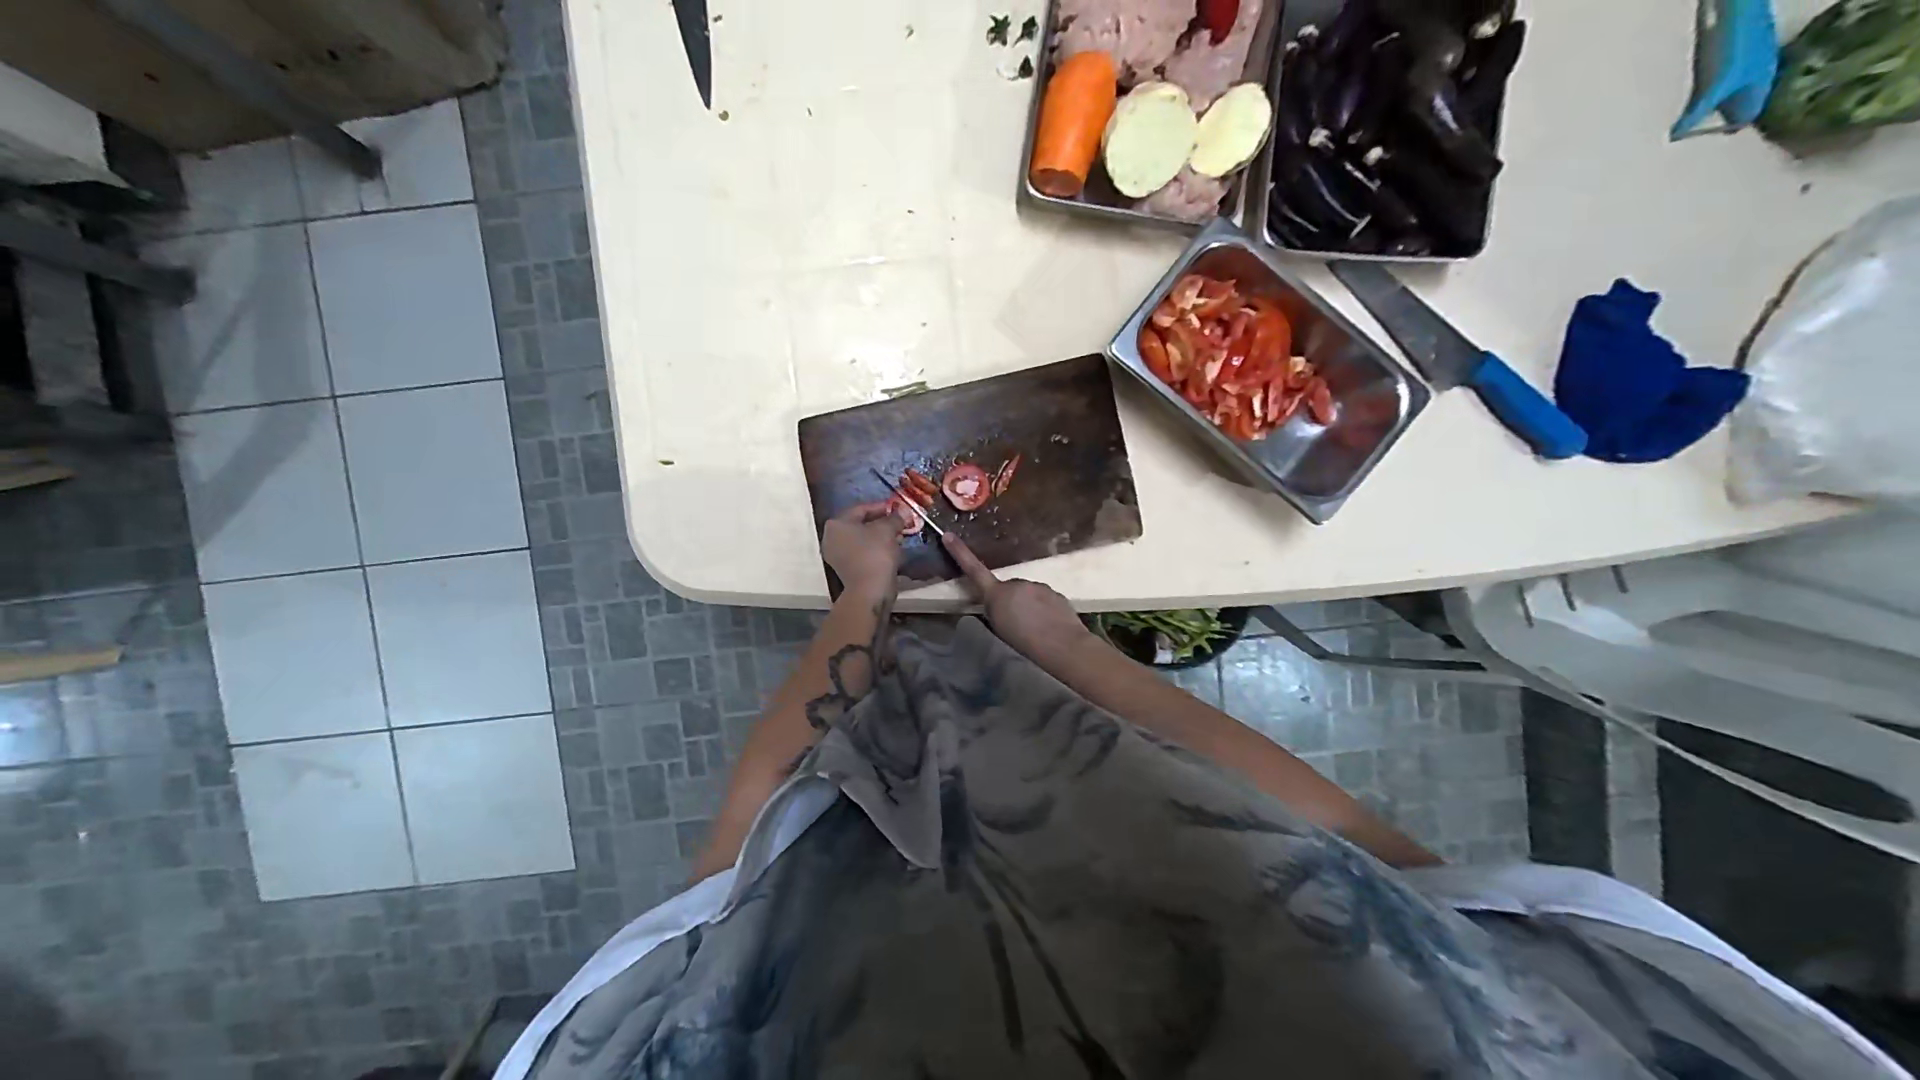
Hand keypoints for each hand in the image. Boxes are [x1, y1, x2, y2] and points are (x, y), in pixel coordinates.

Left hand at [821, 500, 907, 596]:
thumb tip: (903, 512)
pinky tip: (893, 551)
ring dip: (882, 538)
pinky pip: (864, 554)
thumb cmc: (875, 552)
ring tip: (900, 537)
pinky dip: (877, 550)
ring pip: (864, 540)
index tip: (898, 508)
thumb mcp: (887, 529)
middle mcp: (832, 538)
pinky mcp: (847, 570)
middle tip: (900, 523)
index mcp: (836, 524)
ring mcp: (838, 556)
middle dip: (883, 523)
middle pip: (861, 525)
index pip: (862, 508)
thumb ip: (895, 517)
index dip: (882, 507)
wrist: (870, 590)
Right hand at [943, 533, 1095, 663]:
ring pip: (1027, 594)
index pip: (974, 570)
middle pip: (1007, 589)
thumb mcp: (998, 628)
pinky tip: (1047, 625)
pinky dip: (1043, 610)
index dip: (960, 553)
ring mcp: (1037, 585)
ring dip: (1028, 606)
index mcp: (997, 594)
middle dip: (1009, 601)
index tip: (948, 535)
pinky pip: (1043, 599)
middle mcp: (1016, 583)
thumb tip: (997, 602)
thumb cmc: (1024, 641)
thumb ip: (995, 609)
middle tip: (1016, 624)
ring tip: (1034, 628)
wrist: (1061, 644)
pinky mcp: (1054, 592)